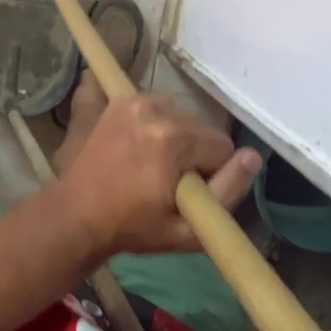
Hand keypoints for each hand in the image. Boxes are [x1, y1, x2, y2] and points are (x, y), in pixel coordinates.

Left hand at [56, 93, 261, 255]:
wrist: (77, 213)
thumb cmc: (134, 227)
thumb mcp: (189, 228)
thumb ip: (228, 191)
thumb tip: (253, 157)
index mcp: (173, 140)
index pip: (222, 147)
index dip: (213, 173)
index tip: (190, 192)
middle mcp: (155, 111)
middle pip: (201, 127)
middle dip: (196, 152)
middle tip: (171, 180)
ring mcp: (133, 102)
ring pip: (181, 114)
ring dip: (178, 135)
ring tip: (156, 163)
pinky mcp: (119, 101)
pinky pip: (157, 105)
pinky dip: (157, 122)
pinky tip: (142, 146)